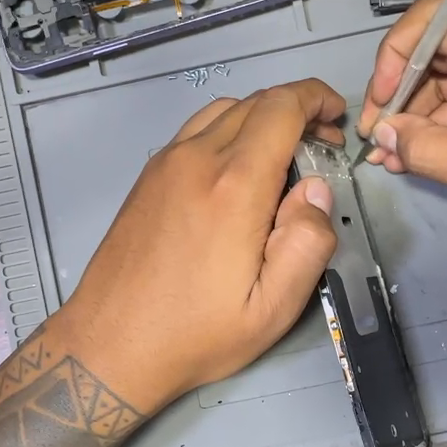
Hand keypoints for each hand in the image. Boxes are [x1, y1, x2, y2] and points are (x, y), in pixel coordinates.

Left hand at [47, 80, 342, 413]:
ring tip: (283, 158)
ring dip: (260, 120)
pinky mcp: (147, 179)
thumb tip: (317, 190)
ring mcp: (165, 165)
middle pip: (254, 103)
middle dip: (296, 111)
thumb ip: (307, 243)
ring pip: (222, 111)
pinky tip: (238, 174)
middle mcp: (196, 160)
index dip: (316, 99)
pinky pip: (195, 132)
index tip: (336, 116)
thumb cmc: (195, 334)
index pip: (281, 108)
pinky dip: (228, 133)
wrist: (111, 347)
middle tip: (321, 145)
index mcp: (234, 186)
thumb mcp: (272, 308)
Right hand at [357, 0, 446, 236]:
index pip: (432, 20)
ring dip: (426, 115)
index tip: (376, 109)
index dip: (393, 62)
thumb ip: (427, 150)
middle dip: (407, 95)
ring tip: (399, 157)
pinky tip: (427, 152)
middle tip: (382, 142)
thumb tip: (384, 137)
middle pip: (443, 47)